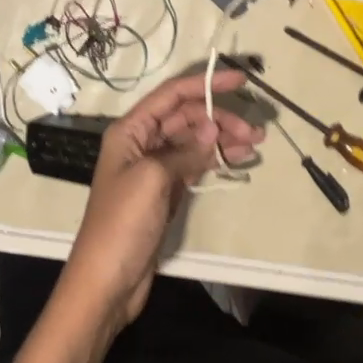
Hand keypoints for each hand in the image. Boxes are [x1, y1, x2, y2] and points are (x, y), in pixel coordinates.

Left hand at [61, 66, 264, 322]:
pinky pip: (195, 164)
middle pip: (186, 117)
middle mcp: (142, 142)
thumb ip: (186, 150)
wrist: (106, 282)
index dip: (205, 84)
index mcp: (130, 130)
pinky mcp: (166, 191)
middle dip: (220, 118)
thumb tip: (214, 128)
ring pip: (194, 140)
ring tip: (256, 143)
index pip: (172, 95)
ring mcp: (155, 168)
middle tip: (254, 131)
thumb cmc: (122, 223)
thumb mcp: (153, 179)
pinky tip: (239, 158)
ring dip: (223, 138)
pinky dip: (217, 159)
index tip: (240, 81)